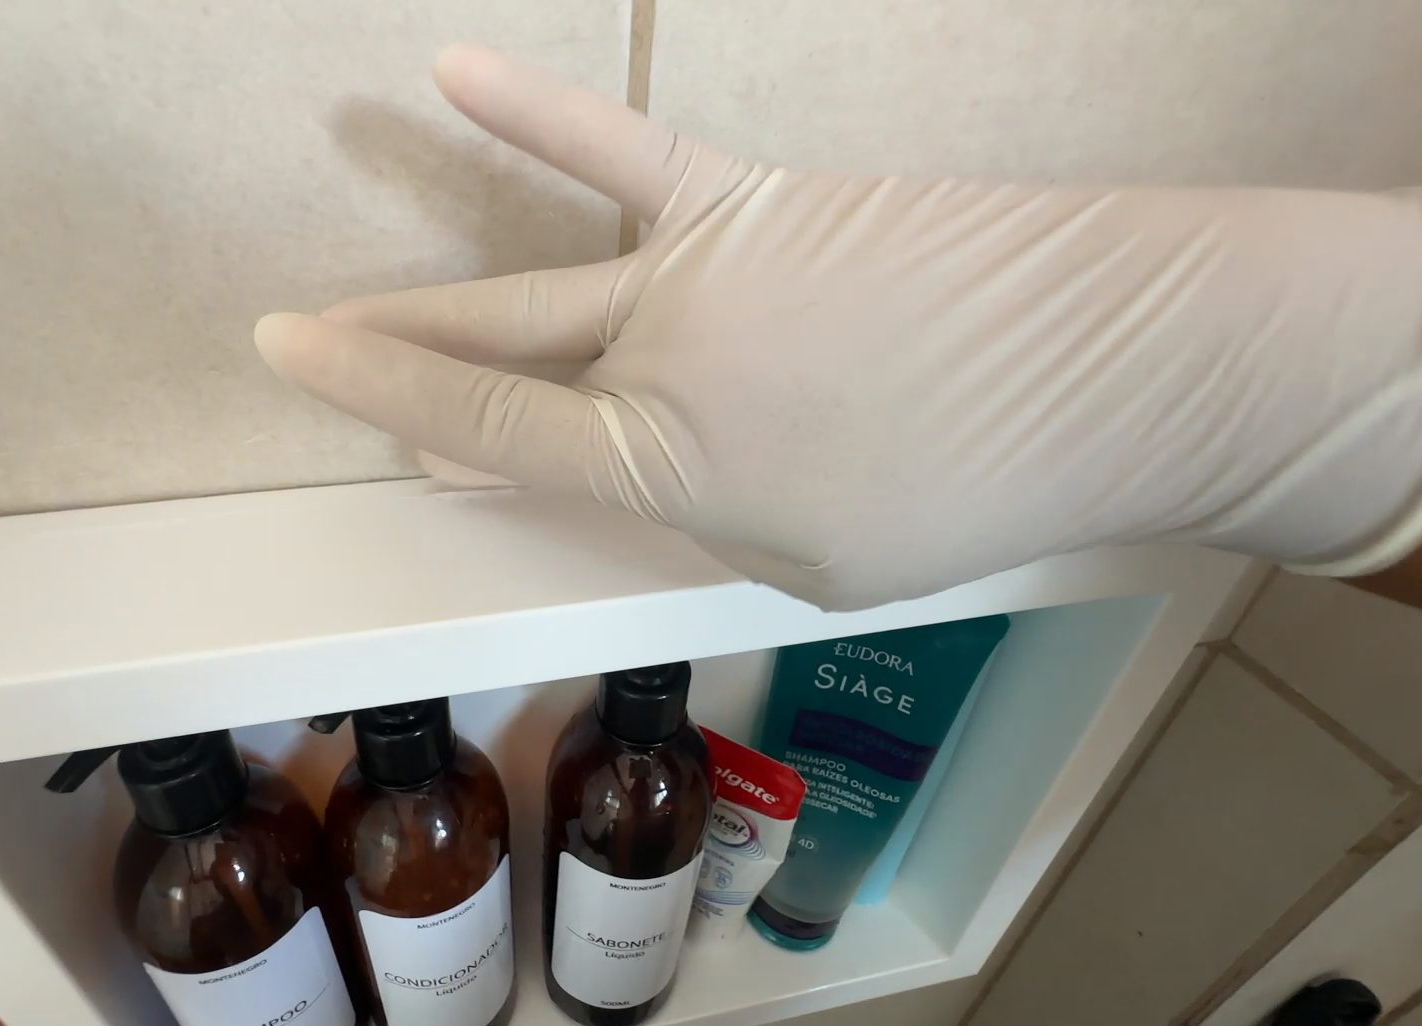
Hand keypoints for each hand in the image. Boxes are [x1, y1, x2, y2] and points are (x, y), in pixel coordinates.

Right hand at [254, 47, 1421, 611]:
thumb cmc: (956, 500)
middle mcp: (659, 360)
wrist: (1120, 377)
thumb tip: (598, 459)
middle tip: (305, 341)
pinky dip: (536, 115)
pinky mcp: (752, 200)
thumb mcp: (797, 556)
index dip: (389, 398)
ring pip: (541, 282)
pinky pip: (623, 151)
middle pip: (499, 358)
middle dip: (395, 356)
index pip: (491, 431)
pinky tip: (451, 74)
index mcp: (665, 465)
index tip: (301, 362)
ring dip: (440, 299)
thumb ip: (685, 505)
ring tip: (349, 296)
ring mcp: (701, 267)